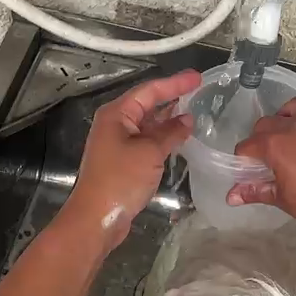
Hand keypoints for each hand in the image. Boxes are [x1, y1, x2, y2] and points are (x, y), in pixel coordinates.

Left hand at [59, 69, 199, 249]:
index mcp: (117, 114)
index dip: (175, 83)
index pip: (150, 90)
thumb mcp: (150, 152)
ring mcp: (118, 142)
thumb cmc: (121, 179)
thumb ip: (171, 133)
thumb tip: (187, 119)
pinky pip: (146, 140)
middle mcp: (115, 123)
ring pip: (148, 123)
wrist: (96, 218)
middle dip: (172, 97)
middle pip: (147, 103)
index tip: (198, 77)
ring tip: (195, 111)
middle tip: (199, 91)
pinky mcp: (122, 160)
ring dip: (169, 118)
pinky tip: (179, 137)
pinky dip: (163, 136)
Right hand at [229, 78, 295, 237]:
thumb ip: (258, 191)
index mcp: (277, 145)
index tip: (244, 170)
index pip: (248, 145)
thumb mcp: (285, 201)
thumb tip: (233, 195)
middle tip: (261, 157)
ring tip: (283, 126)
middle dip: (260, 137)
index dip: (242, 158)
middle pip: (268, 123)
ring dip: (286, 114)